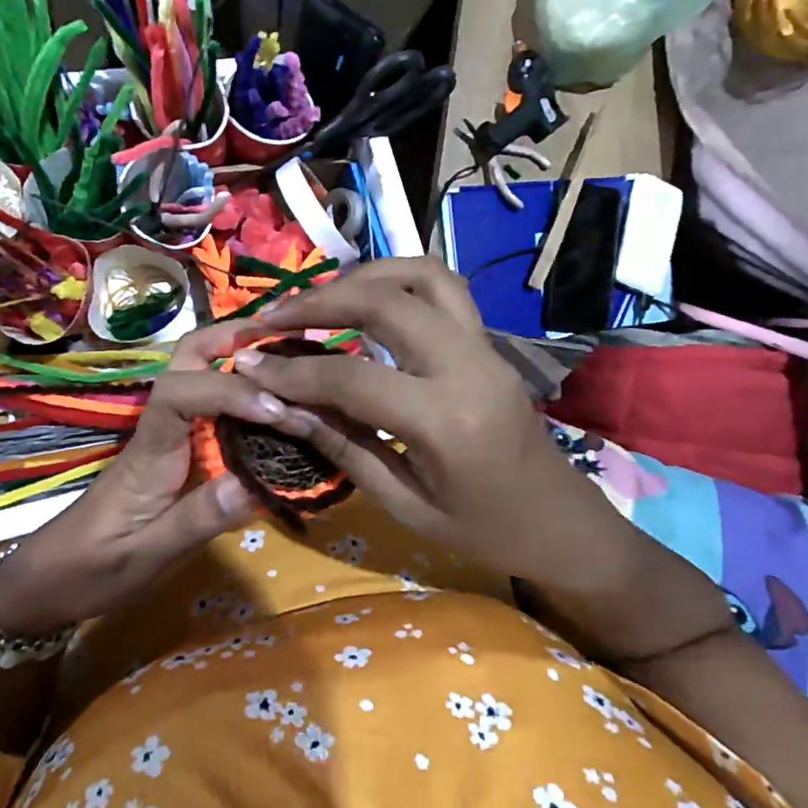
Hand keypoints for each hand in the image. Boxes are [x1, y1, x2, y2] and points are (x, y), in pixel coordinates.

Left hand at [0, 320, 300, 635]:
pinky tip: (276, 403)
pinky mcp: (180, 448)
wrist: (54, 577)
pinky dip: (245, 388)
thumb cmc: (95, 568)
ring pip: (200, 371)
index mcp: (151, 449)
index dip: (232, 389)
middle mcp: (161, 428)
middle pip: (188, 357)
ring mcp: (170, 435)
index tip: (277, 410)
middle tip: (289, 341)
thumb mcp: (148, 555)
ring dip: (242, 355)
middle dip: (235, 337)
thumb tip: (255, 485)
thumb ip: (198, 519)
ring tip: (294, 362)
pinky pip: (212, 403)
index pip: (182, 393)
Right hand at [233, 257, 732, 658]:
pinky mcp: (490, 342)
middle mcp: (468, 367)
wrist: (560, 523)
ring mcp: (485, 347)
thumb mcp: (406, 507)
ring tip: (320, 299)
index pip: (352, 378)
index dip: (293, 370)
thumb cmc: (484, 531)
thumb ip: (345, 447)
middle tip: (275, 318)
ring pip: (423, 275)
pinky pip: (444, 289)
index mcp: (445, 421)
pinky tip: (368, 301)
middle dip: (320, 302)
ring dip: (365, 276)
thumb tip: (286, 404)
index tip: (247, 362)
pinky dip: (399, 281)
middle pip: (386, 302)